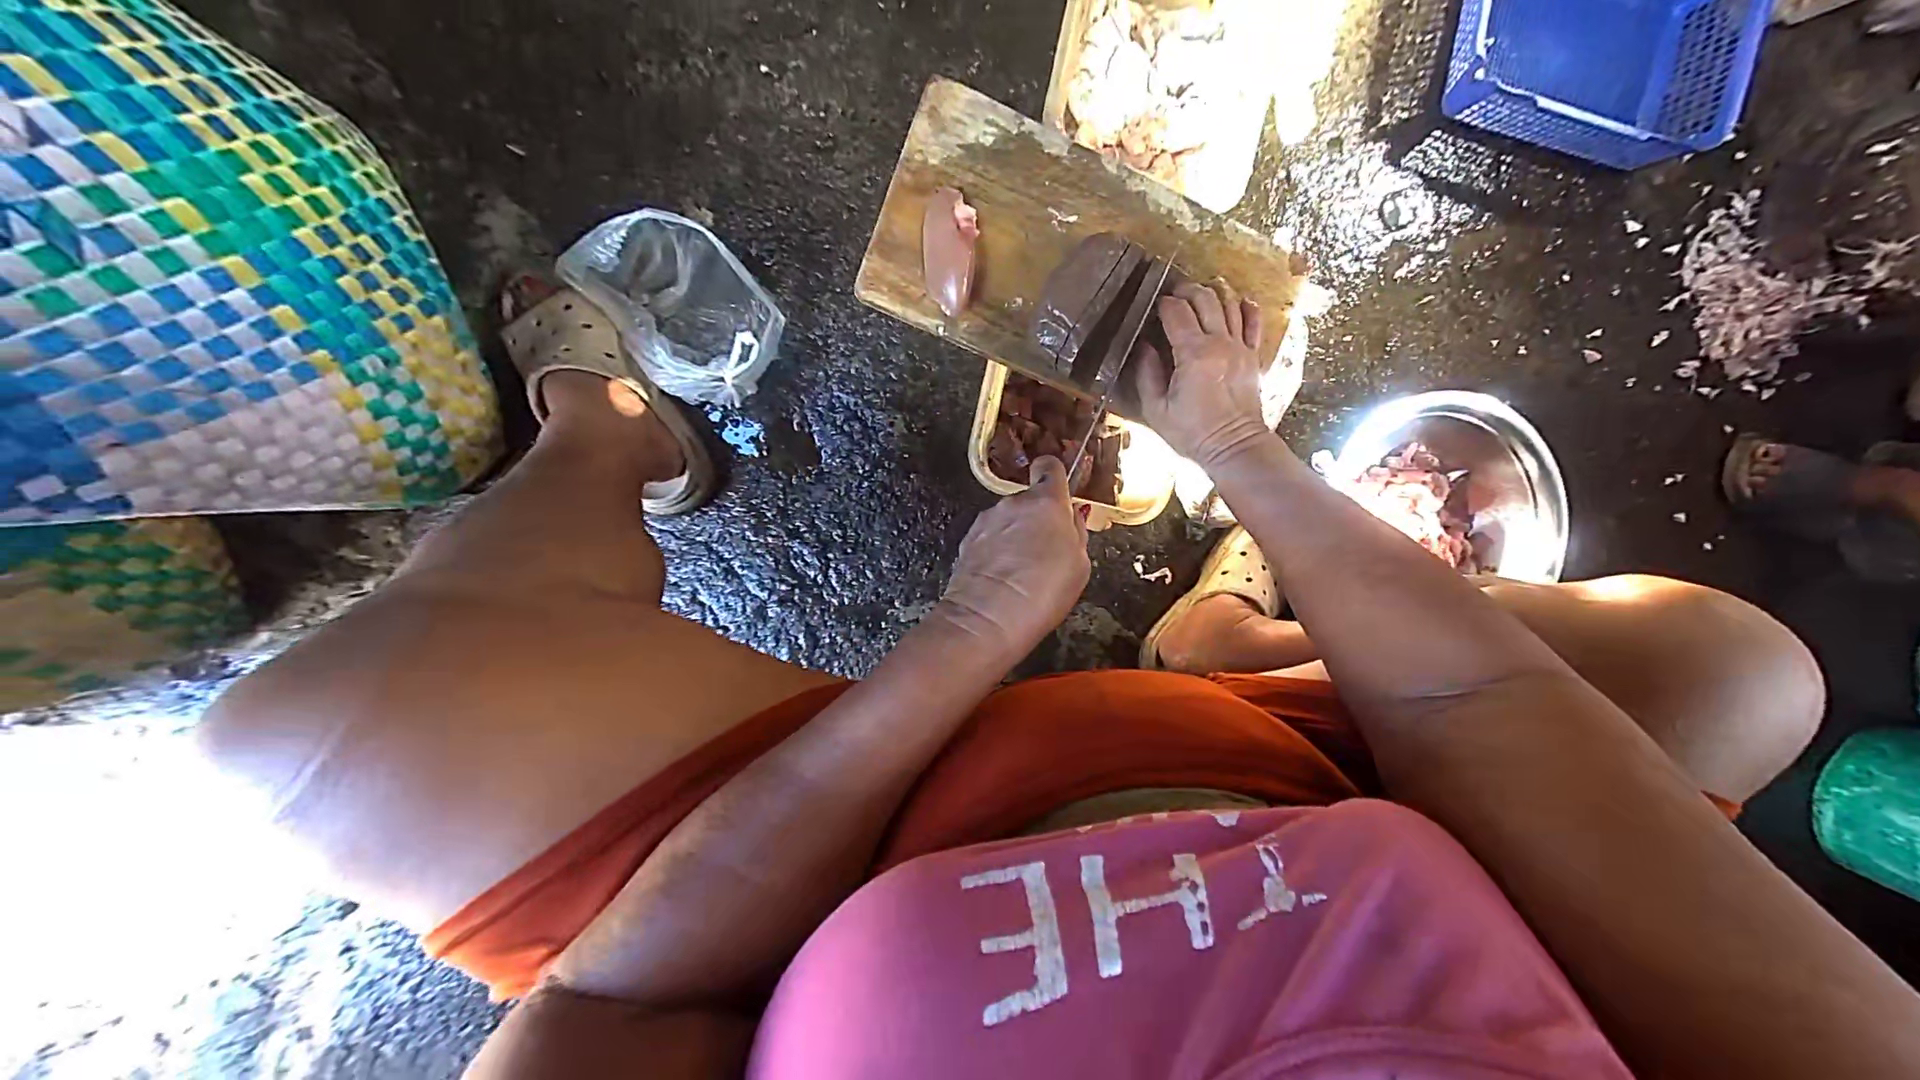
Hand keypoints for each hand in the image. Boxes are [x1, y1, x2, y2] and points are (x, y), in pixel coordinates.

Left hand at [939, 456, 1090, 653]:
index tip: (1060, 491)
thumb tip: (1071, 518)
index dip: (1055, 476)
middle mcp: (1013, 504)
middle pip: (1029, 501)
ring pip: (1007, 521)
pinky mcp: (967, 541)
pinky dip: (997, 552)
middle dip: (1037, 520)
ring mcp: (986, 521)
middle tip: (1048, 552)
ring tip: (1023, 573)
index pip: (1050, 467)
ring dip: (1015, 537)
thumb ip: (1076, 533)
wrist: (987, 618)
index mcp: (1047, 502)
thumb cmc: (1042, 592)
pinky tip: (1003, 578)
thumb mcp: (1080, 565)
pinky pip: (989, 539)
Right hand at [1133, 281, 1272, 469]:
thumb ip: (1147, 374)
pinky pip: (1254, 321)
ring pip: (1230, 304)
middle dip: (1188, 291)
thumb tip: (1145, 347)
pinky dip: (1245, 307)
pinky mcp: (1254, 356)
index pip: (1176, 313)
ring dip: (1213, 295)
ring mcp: (1241, 347)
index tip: (1155, 305)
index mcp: (1193, 354)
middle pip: (1205, 299)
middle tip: (1175, 294)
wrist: (1234, 447)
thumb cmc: (1192, 433)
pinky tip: (1236, 303)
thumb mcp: (1156, 410)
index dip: (1164, 304)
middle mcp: (1220, 343)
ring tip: (1199, 297)